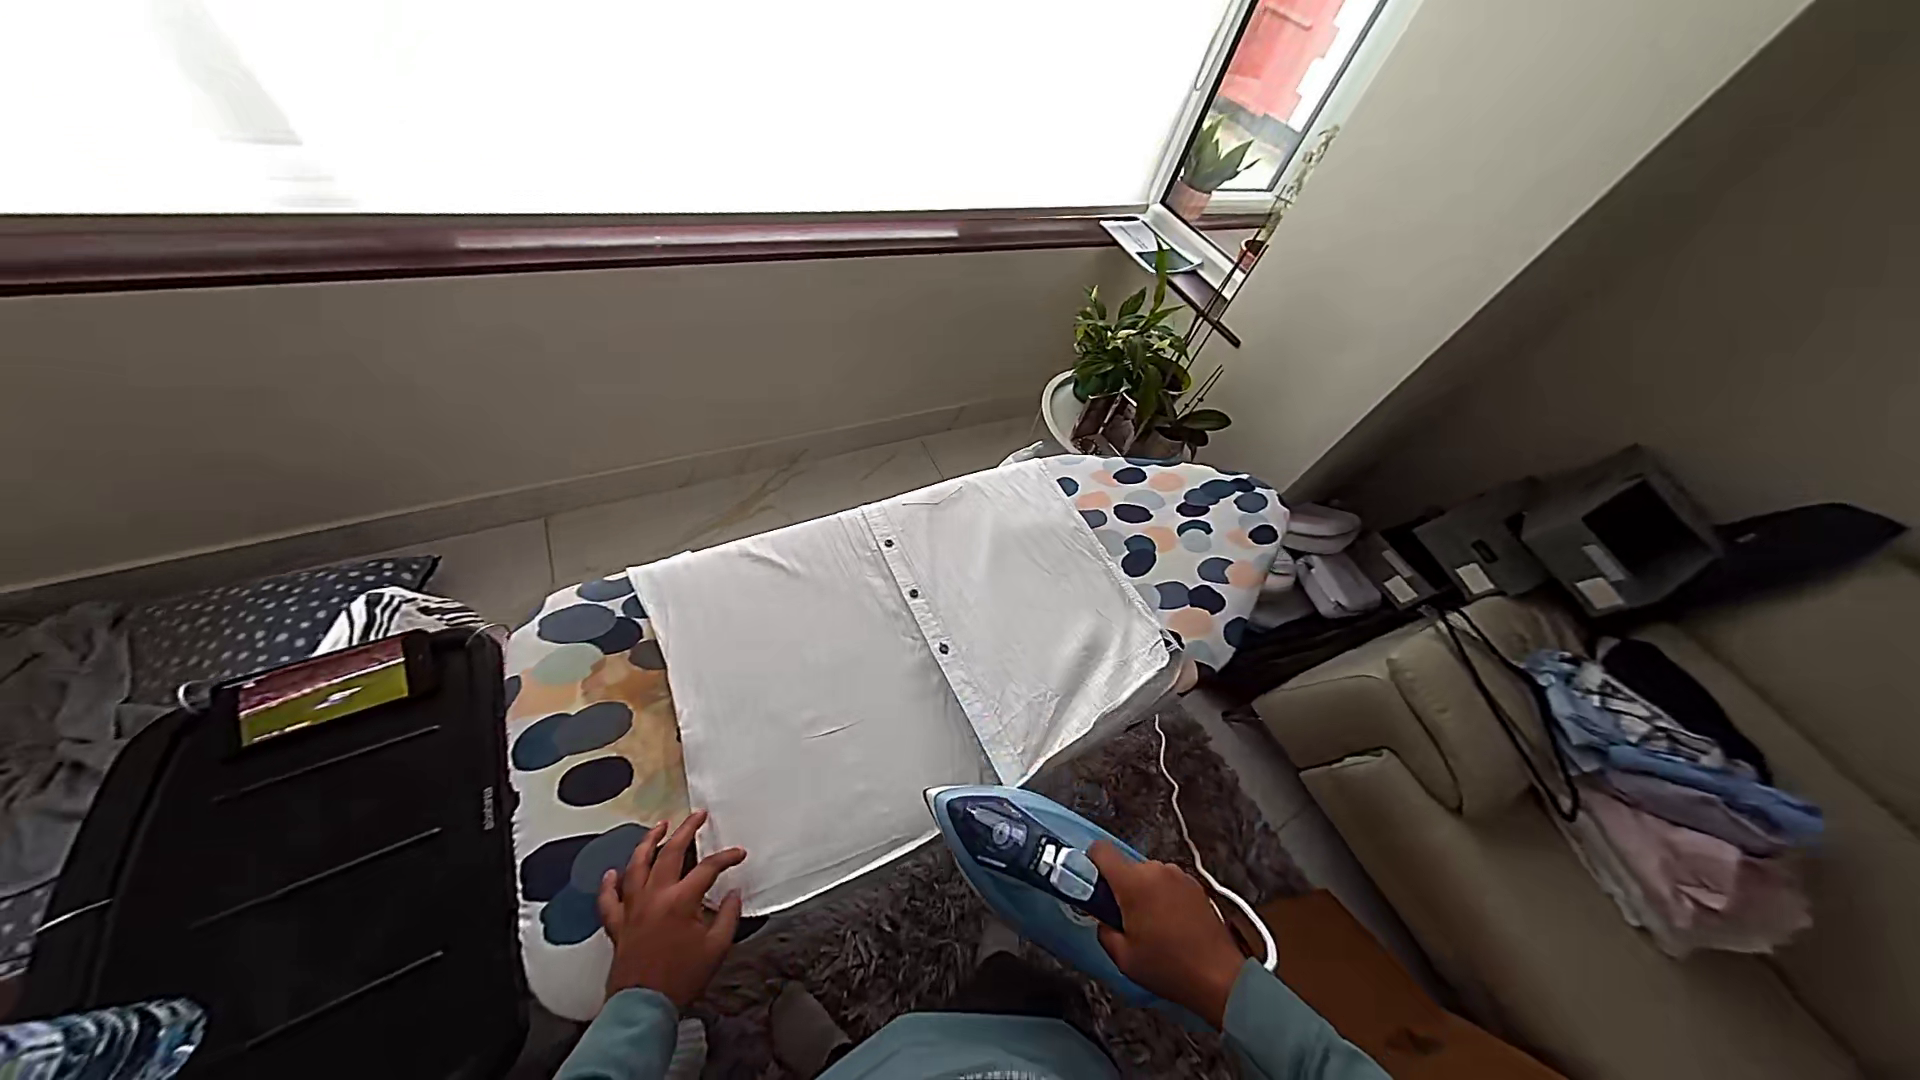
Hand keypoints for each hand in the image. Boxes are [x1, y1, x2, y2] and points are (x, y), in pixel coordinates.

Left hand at [596, 809, 745, 1007]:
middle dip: (686, 830)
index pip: (708, 868)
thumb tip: (733, 893)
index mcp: (681, 900)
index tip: (738, 854)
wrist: (643, 1008)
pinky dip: (608, 884)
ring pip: (637, 866)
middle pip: (670, 853)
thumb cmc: (682, 978)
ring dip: (648, 842)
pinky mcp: (618, 925)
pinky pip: (609, 900)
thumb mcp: (717, 947)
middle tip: (697, 816)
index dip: (726, 857)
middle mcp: (654, 897)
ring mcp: (633, 909)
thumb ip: (728, 915)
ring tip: (658, 827)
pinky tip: (612, 872)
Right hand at [1088, 840, 1245, 1028]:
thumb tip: (1103, 920)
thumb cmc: (1171, 969)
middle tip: (1126, 919)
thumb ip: (1104, 931)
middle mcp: (1156, 870)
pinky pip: (1168, 883)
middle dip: (1121, 888)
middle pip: (1126, 867)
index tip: (1093, 884)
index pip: (1101, 850)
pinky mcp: (1194, 885)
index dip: (1091, 862)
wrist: (1221, 979)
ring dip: (1145, 893)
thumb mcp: (1124, 958)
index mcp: (1133, 883)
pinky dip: (1164, 897)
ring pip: (1148, 875)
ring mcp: (1178, 876)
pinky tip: (1172, 926)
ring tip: (1154, 927)